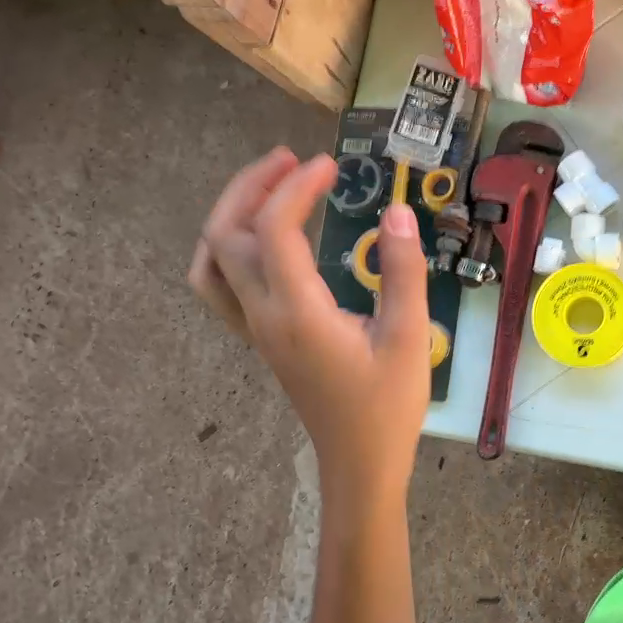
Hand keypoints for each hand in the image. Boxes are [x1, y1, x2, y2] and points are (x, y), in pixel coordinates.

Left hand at [190, 149, 431, 491]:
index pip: (275, 229)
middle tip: (294, 160)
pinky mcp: (260, 339)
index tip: (331, 165)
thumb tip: (399, 211)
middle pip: (225, 234)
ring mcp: (255, 330)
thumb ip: (404, 272)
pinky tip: (260, 240)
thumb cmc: (389, 406)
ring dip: (233, 213)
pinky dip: (227, 248)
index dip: (297, 187)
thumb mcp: (410, 337)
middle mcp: (263, 316)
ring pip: (212, 259)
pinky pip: (218, 285)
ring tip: (271, 188)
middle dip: (253, 187)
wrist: (360, 462)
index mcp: (298, 312)